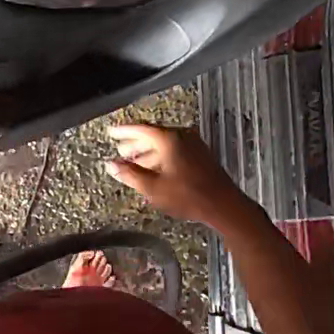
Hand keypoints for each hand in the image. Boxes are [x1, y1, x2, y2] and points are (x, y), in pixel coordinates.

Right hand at [103, 123, 258, 229]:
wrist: (221, 204)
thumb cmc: (189, 196)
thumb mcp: (153, 188)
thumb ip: (130, 174)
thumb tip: (111, 165)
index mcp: (169, 139)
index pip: (141, 129)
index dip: (124, 131)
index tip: (112, 132)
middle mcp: (182, 137)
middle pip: (153, 135)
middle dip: (135, 143)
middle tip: (122, 150)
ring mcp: (193, 145)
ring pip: (164, 143)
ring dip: (148, 152)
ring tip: (135, 163)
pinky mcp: (200, 155)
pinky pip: (175, 150)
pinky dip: (161, 157)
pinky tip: (156, 171)